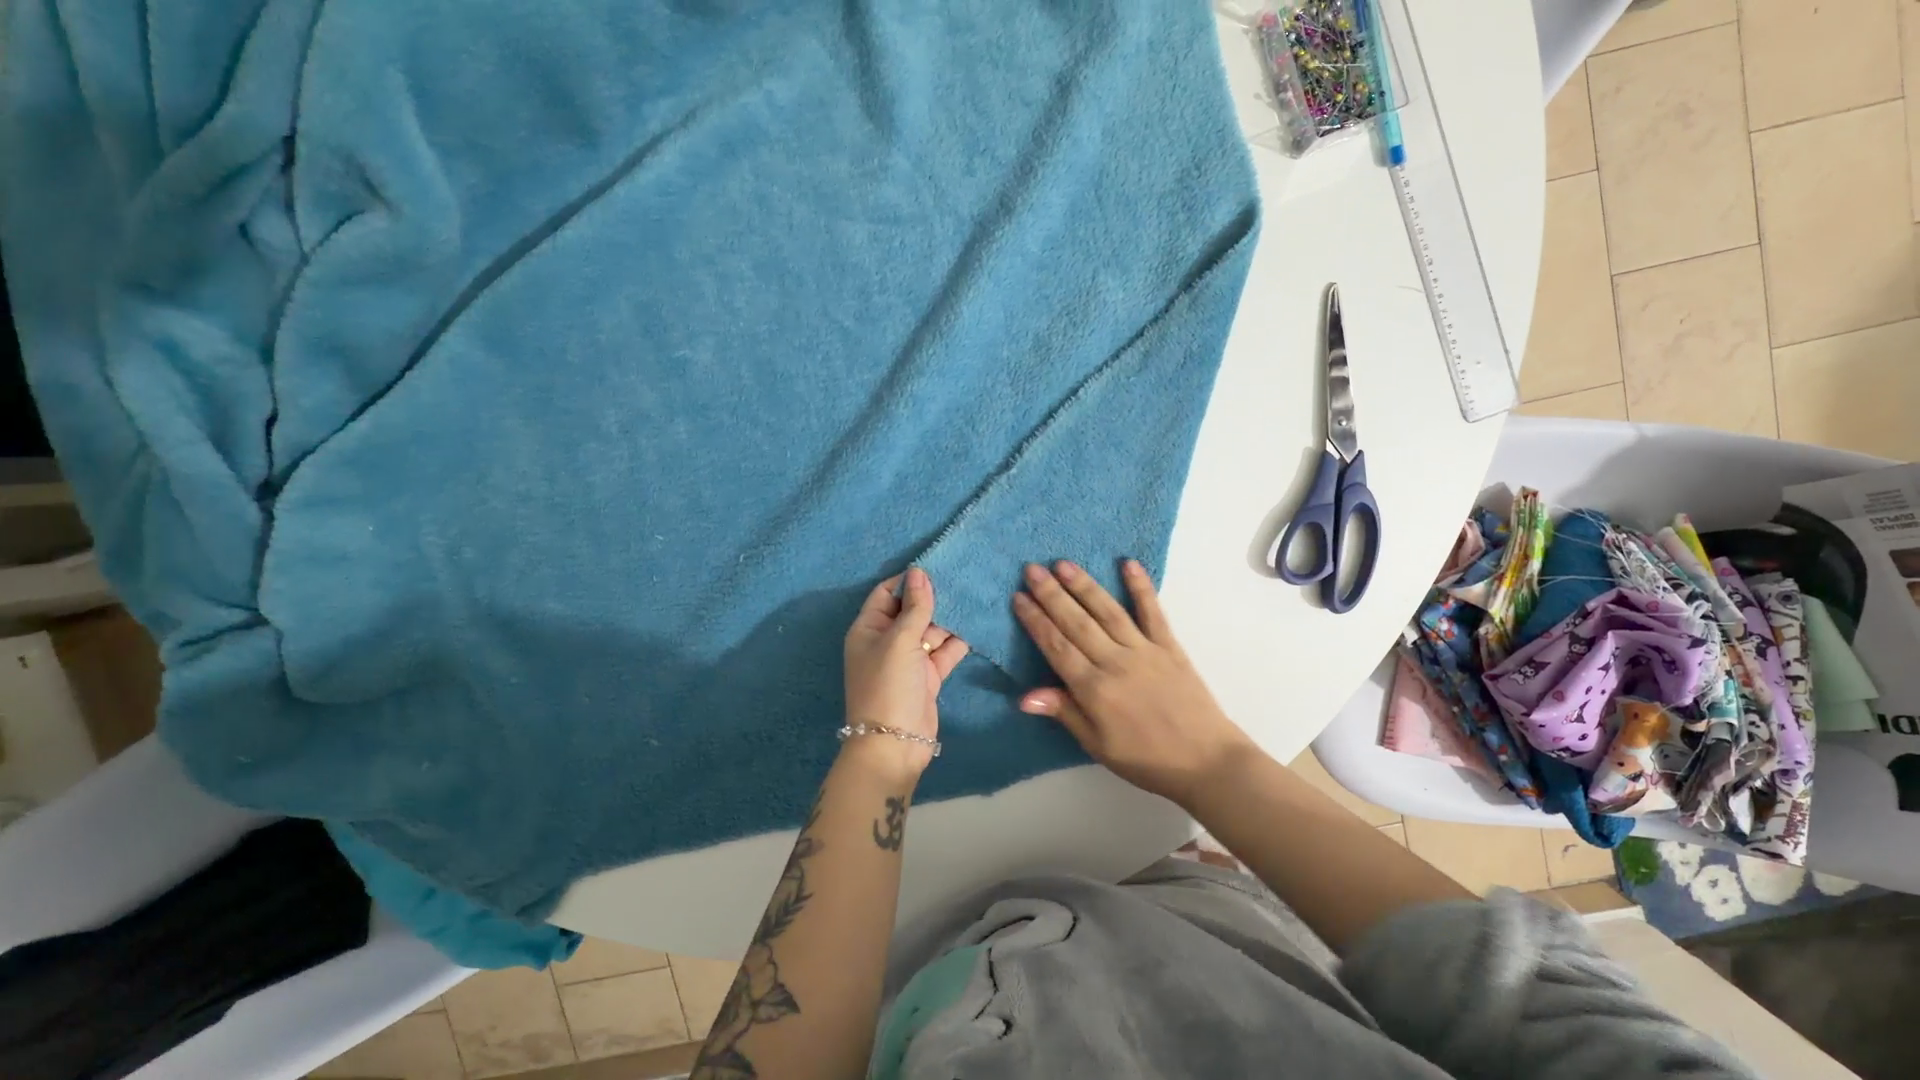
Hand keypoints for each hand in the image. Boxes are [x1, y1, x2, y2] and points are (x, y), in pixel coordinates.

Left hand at [843, 567, 968, 779]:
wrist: (894, 744)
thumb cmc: (888, 685)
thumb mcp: (899, 641)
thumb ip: (914, 607)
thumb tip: (919, 572)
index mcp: (869, 629)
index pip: (886, 593)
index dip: (909, 580)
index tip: (937, 566)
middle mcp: (887, 641)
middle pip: (911, 610)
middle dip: (934, 598)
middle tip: (964, 579)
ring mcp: (909, 660)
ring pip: (931, 631)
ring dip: (949, 619)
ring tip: (976, 597)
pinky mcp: (928, 677)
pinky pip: (944, 652)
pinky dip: (958, 641)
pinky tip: (978, 625)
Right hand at [1013, 559, 1256, 808]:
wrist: (1205, 761)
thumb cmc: (1146, 759)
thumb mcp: (1098, 745)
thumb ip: (1065, 713)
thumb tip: (1024, 696)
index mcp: (1093, 689)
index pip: (1056, 647)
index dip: (1035, 621)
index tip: (1018, 597)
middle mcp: (1115, 662)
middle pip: (1077, 623)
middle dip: (1052, 595)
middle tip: (1032, 570)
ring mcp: (1144, 650)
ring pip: (1108, 611)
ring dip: (1084, 586)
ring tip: (1064, 564)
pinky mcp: (1170, 647)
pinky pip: (1153, 612)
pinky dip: (1141, 587)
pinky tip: (1128, 564)